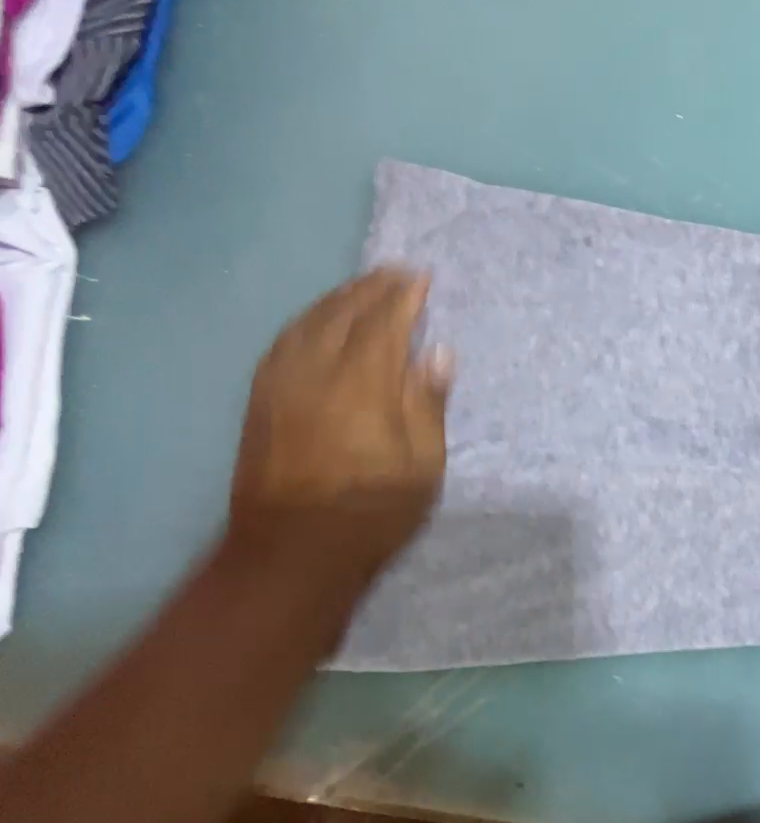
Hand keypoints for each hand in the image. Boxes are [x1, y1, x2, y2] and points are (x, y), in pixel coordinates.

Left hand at [227, 268, 453, 588]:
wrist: (293, 549)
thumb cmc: (374, 508)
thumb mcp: (422, 462)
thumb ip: (427, 402)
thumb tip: (435, 352)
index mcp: (360, 386)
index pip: (382, 325)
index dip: (403, 298)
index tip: (421, 277)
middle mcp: (314, 374)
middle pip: (341, 316)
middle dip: (370, 290)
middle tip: (396, 273)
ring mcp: (280, 385)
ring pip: (306, 324)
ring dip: (336, 300)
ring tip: (362, 287)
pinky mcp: (261, 400)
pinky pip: (284, 343)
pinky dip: (307, 321)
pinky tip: (318, 321)